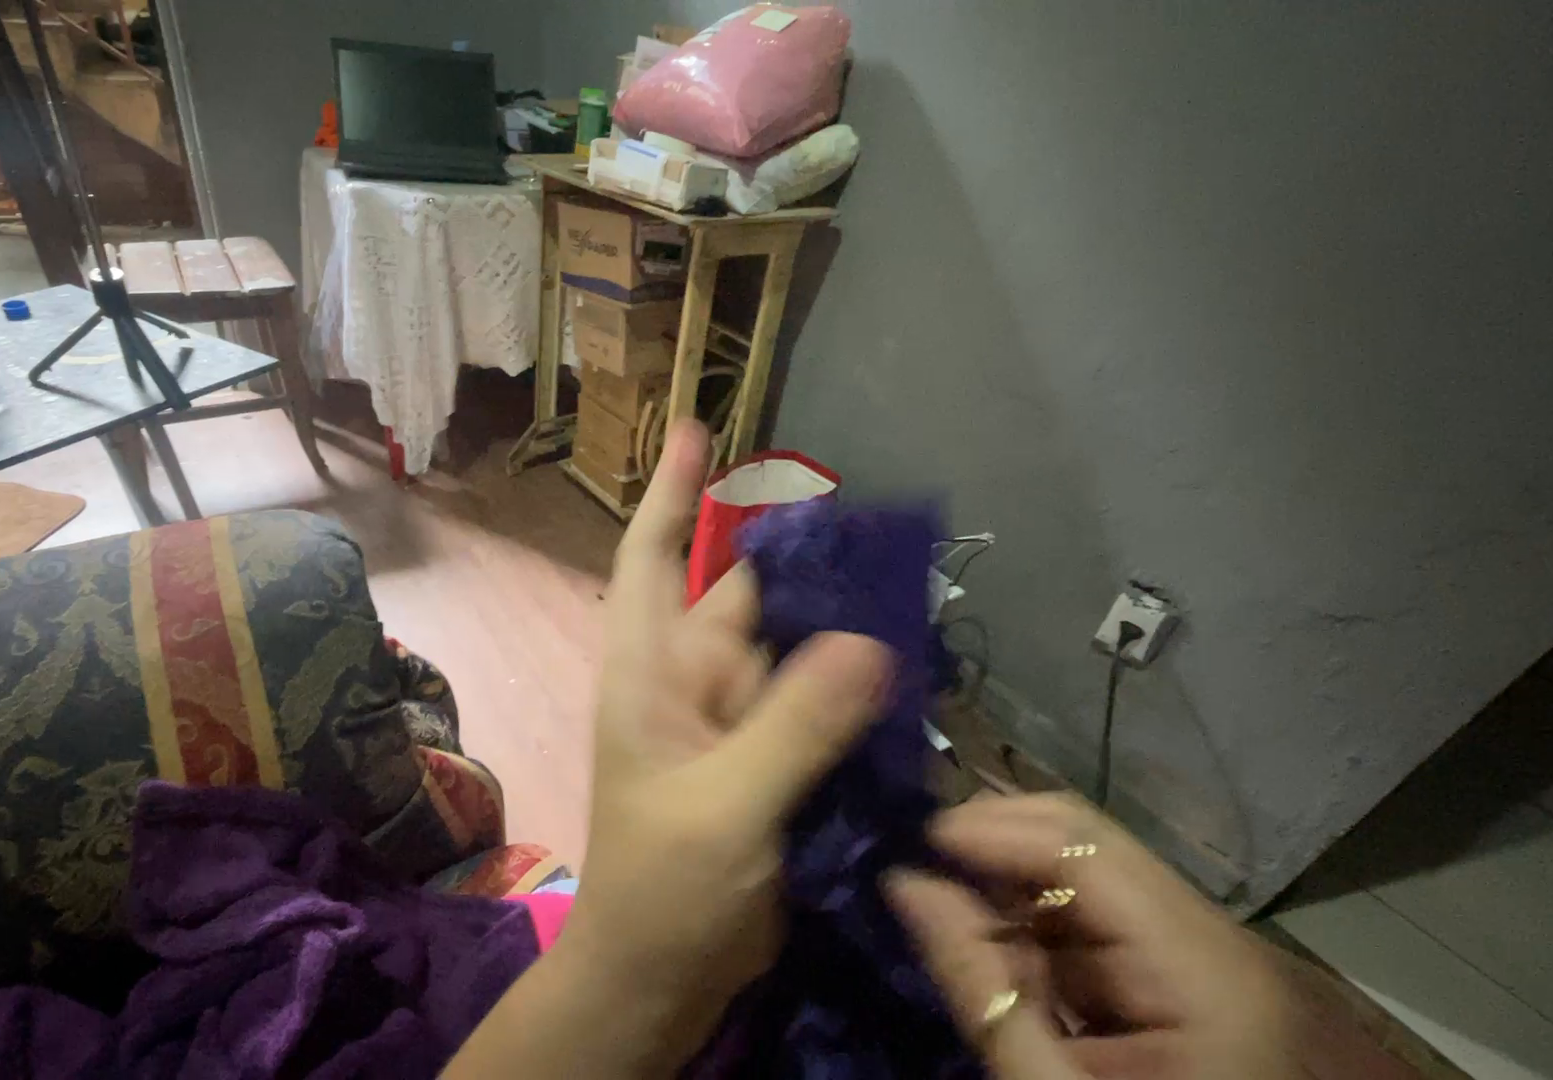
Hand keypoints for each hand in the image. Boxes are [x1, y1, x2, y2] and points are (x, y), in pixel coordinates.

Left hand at [561, 418, 893, 1065]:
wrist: (663, 977)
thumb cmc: (665, 890)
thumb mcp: (723, 806)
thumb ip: (792, 727)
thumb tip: (867, 641)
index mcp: (651, 673)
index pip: (652, 560)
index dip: (670, 494)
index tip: (696, 430)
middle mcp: (690, 680)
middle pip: (741, 594)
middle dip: (792, 555)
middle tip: (869, 521)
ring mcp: (732, 718)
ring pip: (787, 645)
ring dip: (832, 617)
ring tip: (901, 580)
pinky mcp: (769, 757)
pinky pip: (812, 700)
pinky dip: (847, 679)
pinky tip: (899, 661)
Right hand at [886, 795, 1293, 1079]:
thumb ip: (977, 985)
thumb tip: (905, 881)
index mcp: (1204, 973)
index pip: (1084, 851)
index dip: (993, 831)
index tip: (914, 842)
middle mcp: (1214, 939)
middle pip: (1087, 838)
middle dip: (995, 836)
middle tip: (919, 854)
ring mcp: (1199, 950)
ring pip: (1083, 863)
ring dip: (1005, 870)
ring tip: (941, 890)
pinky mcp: (1175, 970)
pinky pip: (1089, 908)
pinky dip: (1029, 910)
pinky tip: (988, 934)